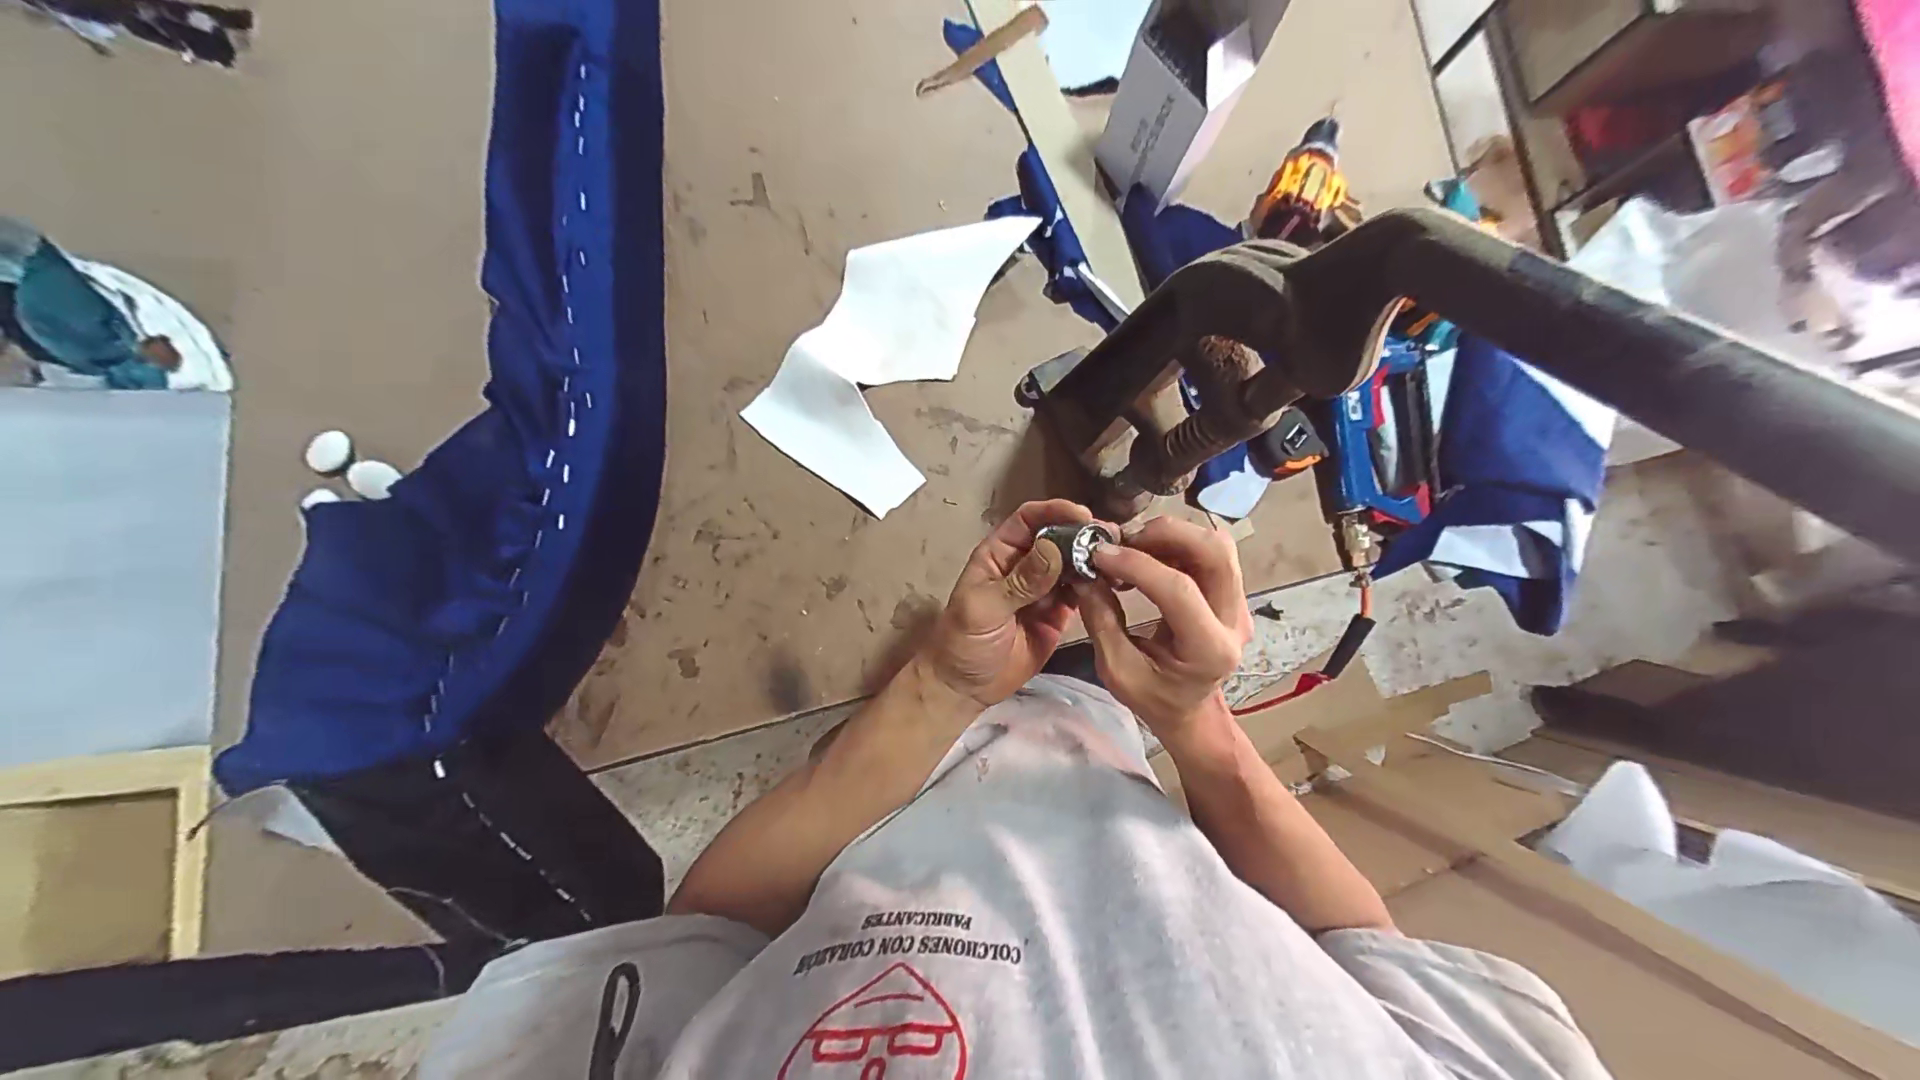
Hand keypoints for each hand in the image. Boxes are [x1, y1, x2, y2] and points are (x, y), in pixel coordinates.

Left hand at [914, 499, 1096, 707]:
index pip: (1028, 520)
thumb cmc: (963, 641)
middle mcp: (1024, 565)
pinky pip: (1081, 593)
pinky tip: (1115, 583)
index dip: (1054, 511)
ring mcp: (1044, 589)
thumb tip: (1053, 549)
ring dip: (1094, 558)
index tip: (1083, 515)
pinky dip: (1097, 586)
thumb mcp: (984, 608)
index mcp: (999, 554)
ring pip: (1073, 563)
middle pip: (1057, 537)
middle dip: (1083, 533)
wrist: (966, 687)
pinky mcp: (1059, 613)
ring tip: (1122, 557)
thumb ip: (1019, 582)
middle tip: (1113, 537)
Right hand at [1075, 517, 1252, 735]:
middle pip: (1214, 551)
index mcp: (1209, 650)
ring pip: (1216, 544)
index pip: (1179, 590)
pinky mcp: (1232, 592)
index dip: (1137, 565)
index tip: (1099, 555)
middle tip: (1123, 542)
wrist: (1191, 710)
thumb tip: (1084, 574)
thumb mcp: (1117, 671)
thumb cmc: (1154, 699)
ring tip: (1132, 547)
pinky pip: (1209, 551)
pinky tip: (1145, 555)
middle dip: (1165, 534)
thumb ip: (1101, 621)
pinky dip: (1174, 542)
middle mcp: (1234, 621)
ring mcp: (1239, 603)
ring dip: (1170, 534)